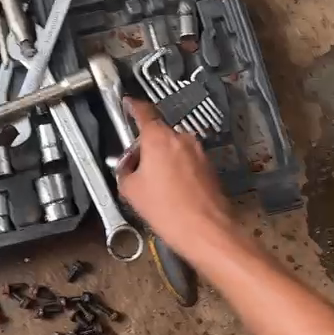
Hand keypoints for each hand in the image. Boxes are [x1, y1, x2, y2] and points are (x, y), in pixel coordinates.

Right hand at [117, 98, 236, 248]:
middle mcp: (181, 139)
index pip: (143, 111)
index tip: (128, 103)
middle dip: (146, 148)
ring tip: (155, 188)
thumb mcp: (131, 191)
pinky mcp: (208, 166)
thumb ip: (124, 171)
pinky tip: (172, 193)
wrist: (205, 230)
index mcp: (158, 138)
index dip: (132, 106)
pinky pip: (187, 161)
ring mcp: (198, 152)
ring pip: (173, 148)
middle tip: (136, 168)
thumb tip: (127, 169)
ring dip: (163, 161)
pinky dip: (178, 171)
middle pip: (157, 134)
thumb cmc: (170, 211)